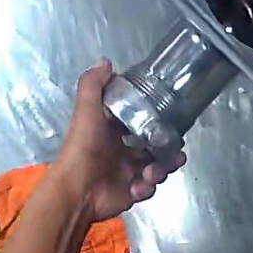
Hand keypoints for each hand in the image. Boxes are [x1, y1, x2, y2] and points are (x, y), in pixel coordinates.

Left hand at [48, 61, 182, 221]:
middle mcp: (124, 150)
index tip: (172, 120)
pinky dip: (147, 187)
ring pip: (158, 167)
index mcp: (114, 131)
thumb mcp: (86, 112)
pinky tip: (137, 186)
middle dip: (169, 150)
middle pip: (157, 147)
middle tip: (175, 153)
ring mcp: (129, 172)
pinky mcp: (132, 191)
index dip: (158, 122)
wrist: (77, 190)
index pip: (142, 122)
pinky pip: (150, 188)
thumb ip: (93, 86)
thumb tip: (106, 61)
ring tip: (154, 173)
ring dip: (161, 169)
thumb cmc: (82, 149)